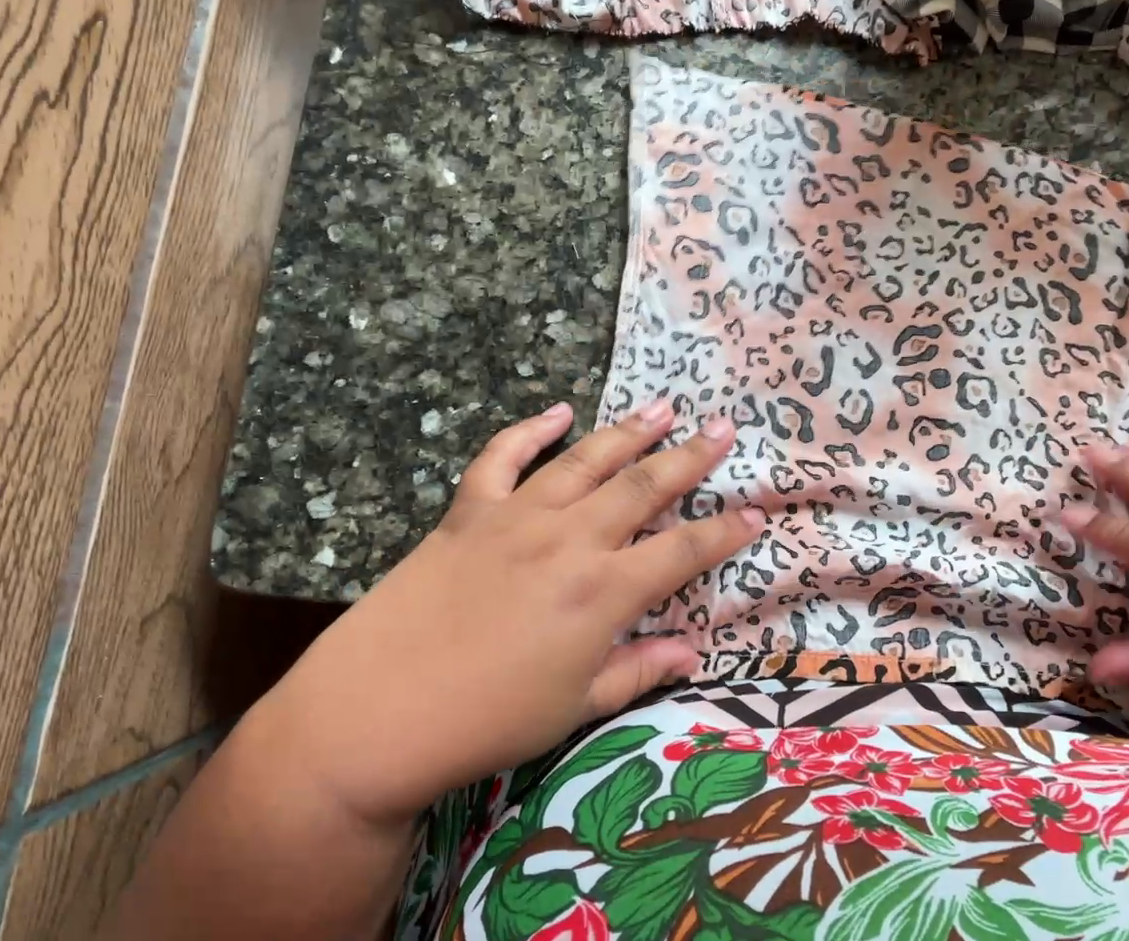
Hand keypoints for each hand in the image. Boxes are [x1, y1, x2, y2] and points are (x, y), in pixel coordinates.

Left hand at [253, 399, 759, 828]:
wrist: (373, 713)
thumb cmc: (485, 722)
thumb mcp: (573, 707)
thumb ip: (636, 669)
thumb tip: (691, 652)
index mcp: (602, 593)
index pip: (682, 552)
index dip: (725, 532)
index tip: (756, 513)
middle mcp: (568, 540)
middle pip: (643, 487)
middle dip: (690, 457)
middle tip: (722, 428)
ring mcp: (516, 518)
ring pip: (585, 460)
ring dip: (628, 431)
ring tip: (662, 407)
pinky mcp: (467, 513)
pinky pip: (502, 458)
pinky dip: (531, 431)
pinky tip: (557, 411)